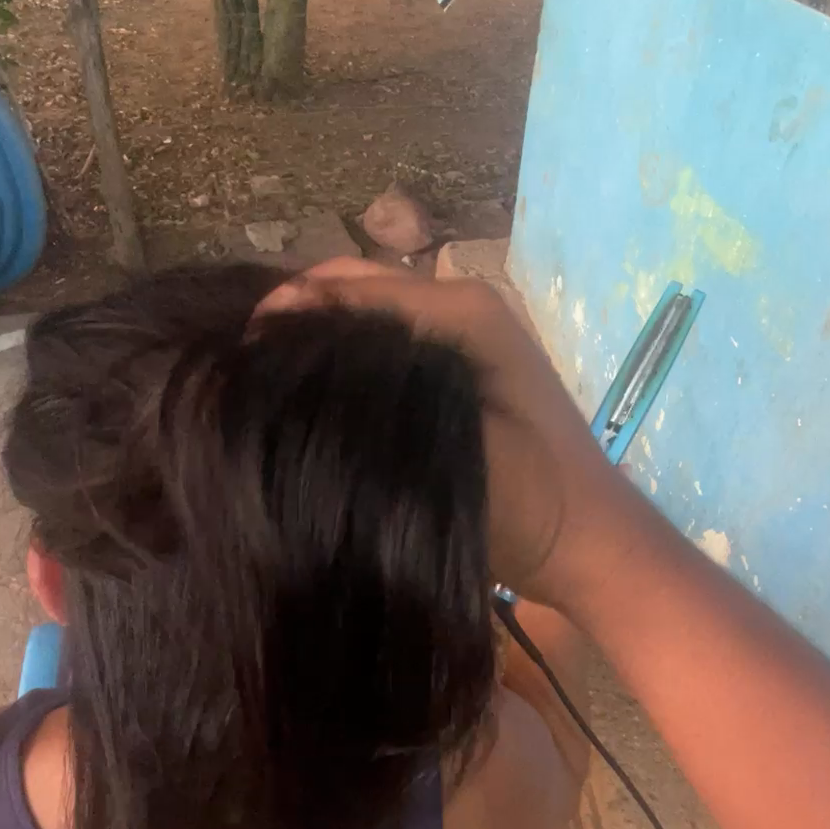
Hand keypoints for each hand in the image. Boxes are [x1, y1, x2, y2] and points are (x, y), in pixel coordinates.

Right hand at [259, 258, 667, 612]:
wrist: (589, 542)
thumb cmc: (528, 501)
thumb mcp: (447, 445)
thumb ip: (375, 391)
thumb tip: (293, 360)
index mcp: (460, 310)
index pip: (353, 286)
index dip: (291, 309)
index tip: (241, 349)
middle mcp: (461, 307)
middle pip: (361, 290)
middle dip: (302, 315)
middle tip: (249, 362)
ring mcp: (463, 339)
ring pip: (375, 319)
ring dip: (326, 335)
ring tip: (274, 375)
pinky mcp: (461, 371)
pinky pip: (393, 349)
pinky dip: (354, 358)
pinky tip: (324, 391)